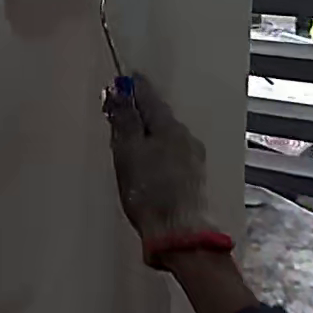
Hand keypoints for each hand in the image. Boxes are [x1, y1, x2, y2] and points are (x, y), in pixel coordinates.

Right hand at [102, 74, 226, 266]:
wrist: (180, 234)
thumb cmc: (148, 192)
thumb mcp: (128, 152)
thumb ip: (124, 120)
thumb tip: (119, 91)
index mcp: (168, 126)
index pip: (149, 96)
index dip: (134, 86)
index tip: (123, 78)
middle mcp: (185, 136)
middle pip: (158, 115)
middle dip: (139, 110)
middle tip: (119, 108)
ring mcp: (193, 157)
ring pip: (166, 134)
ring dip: (148, 131)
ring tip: (129, 139)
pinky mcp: (194, 177)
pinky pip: (172, 152)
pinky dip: (157, 149)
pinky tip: (148, 161)